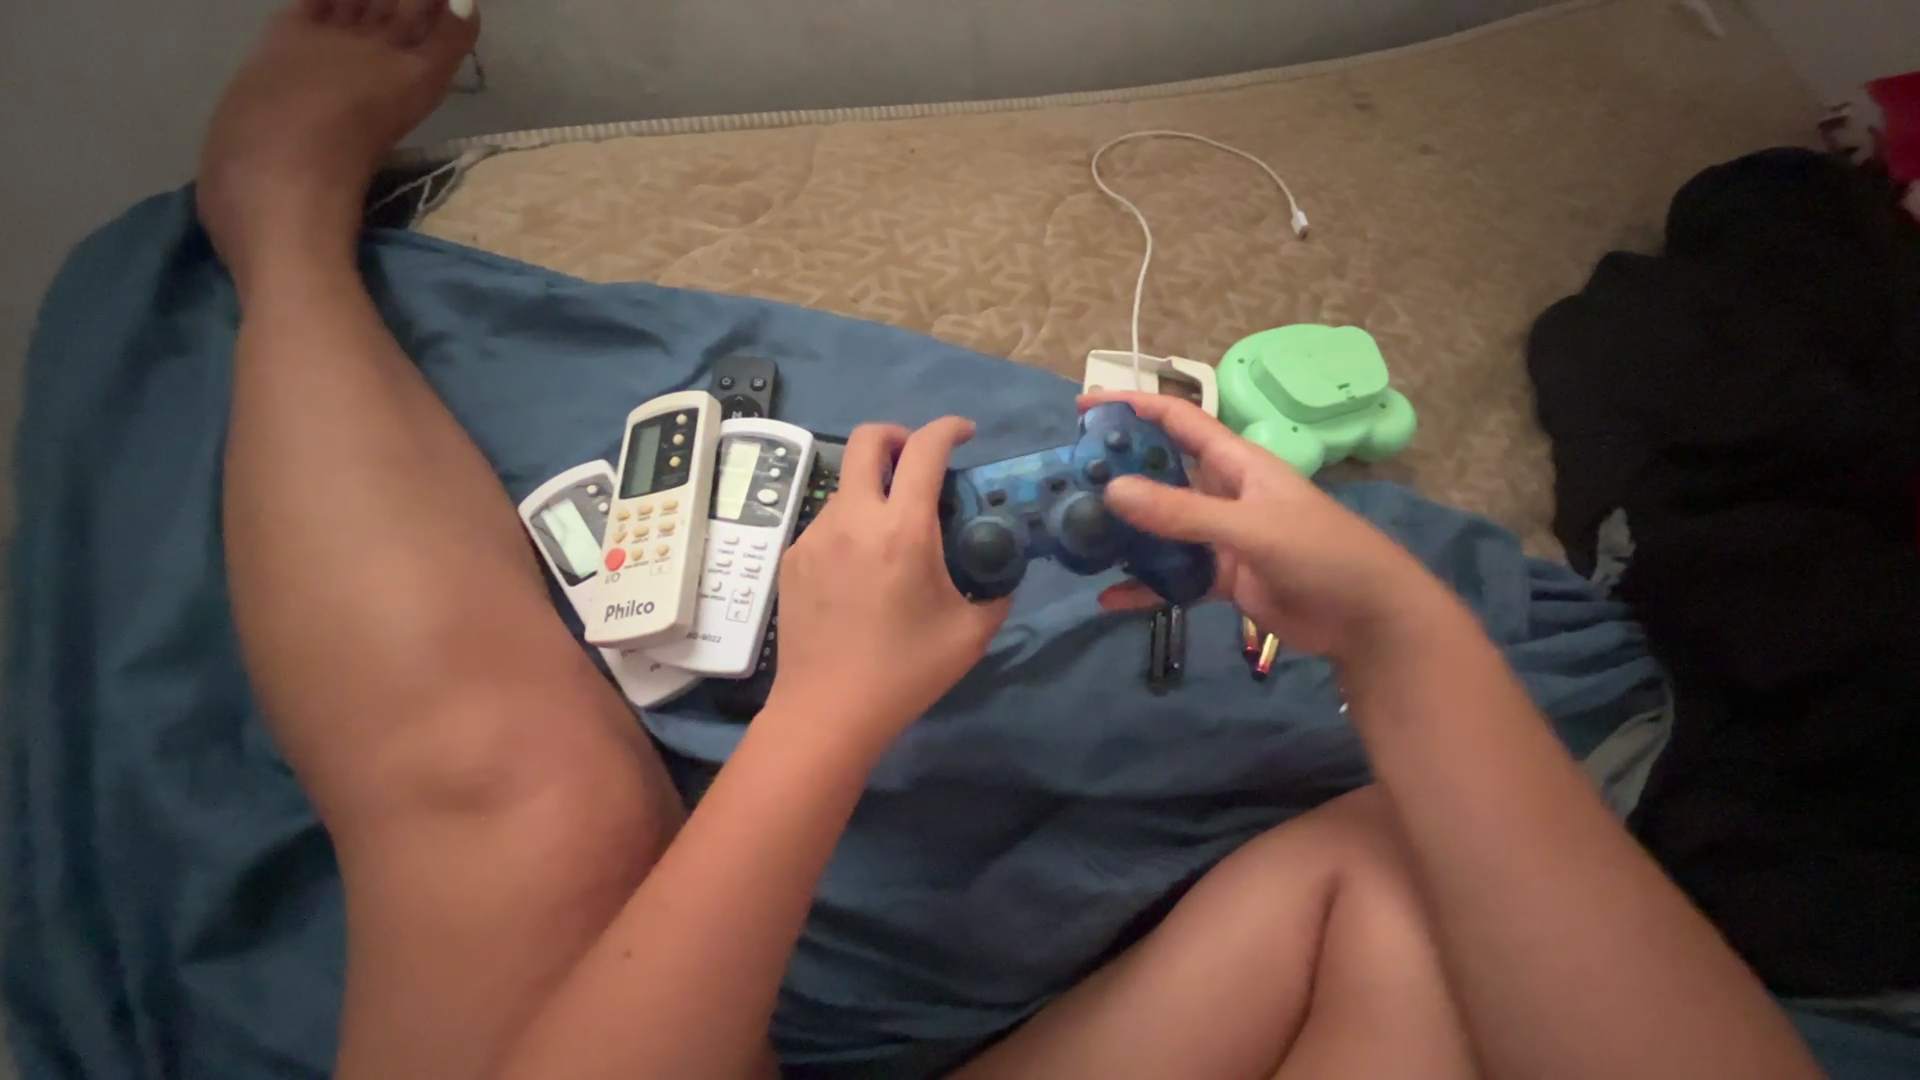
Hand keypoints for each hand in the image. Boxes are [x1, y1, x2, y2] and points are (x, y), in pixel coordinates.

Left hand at [767, 418, 1012, 744]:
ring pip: (848, 484)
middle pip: (869, 439)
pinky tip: (861, 569)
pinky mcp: (792, 557)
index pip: (926, 449)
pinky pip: (828, 521)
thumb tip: (1001, 572)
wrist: (828, 710)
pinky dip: (852, 525)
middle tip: (920, 464)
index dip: (949, 428)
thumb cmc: (906, 672)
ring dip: (876, 490)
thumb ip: (995, 591)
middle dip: (900, 437)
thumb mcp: (970, 634)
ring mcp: (815, 535)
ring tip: (893, 535)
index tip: (965, 434)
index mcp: (903, 530)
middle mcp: (854, 519)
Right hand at [1089, 392, 1452, 661]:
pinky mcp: (1220, 577)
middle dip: (1117, 471)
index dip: (1134, 406)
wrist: (1368, 618)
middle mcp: (1222, 493)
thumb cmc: (1322, 554)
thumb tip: (1113, 491)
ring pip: (1160, 526)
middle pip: (1160, 472)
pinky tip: (1109, 599)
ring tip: (1077, 533)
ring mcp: (1219, 537)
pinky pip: (1172, 576)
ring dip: (1125, 530)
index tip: (1085, 406)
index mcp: (1236, 463)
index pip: (1178, 421)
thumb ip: (1184, 512)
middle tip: (1068, 478)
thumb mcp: (1251, 527)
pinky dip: (1144, 587)